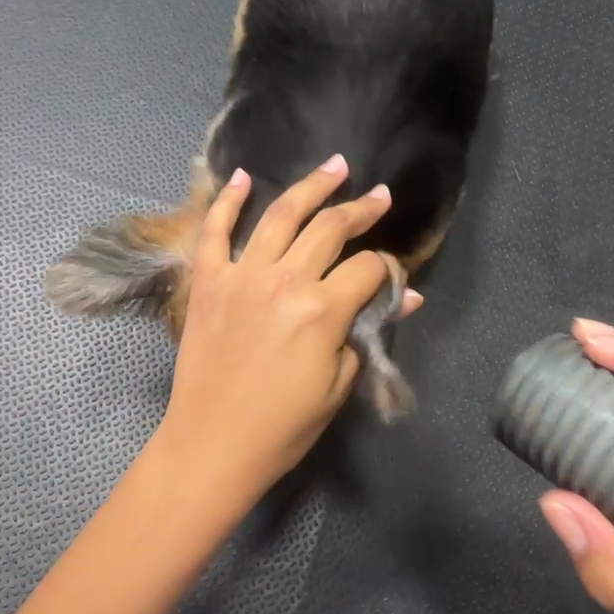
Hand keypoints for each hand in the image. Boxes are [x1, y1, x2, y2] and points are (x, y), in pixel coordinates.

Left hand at [152, 155, 421, 499]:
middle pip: (330, 228)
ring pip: (281, 215)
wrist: (212, 446)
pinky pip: (215, 230)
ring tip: (335, 167)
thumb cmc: (283, 427)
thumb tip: (405, 300)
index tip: (393, 274)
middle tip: (378, 195)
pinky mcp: (208, 281)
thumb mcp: (338, 385)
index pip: (368, 269)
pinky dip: (228, 201)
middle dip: (361, 208)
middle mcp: (284, 280)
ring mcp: (242, 274)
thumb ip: (367, 334)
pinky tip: (242, 177)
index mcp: (322, 310)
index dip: (388, 268)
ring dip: (311, 186)